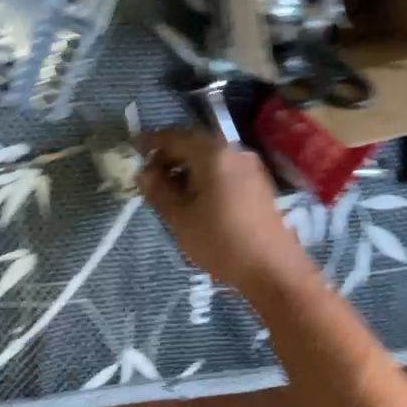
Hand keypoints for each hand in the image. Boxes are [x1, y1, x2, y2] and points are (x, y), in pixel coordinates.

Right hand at [134, 130, 315, 291]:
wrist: (272, 268)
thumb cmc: (220, 241)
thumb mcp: (180, 218)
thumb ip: (159, 191)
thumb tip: (144, 174)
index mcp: (212, 154)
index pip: (175, 138)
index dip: (152, 142)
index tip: (134, 146)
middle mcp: (233, 151)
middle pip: (194, 144)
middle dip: (170, 155)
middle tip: (149, 173)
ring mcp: (250, 166)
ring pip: (210, 157)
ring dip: (187, 167)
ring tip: (169, 189)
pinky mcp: (258, 182)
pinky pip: (224, 168)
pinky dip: (205, 175)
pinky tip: (195, 196)